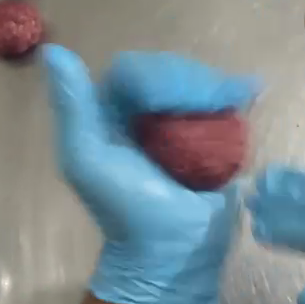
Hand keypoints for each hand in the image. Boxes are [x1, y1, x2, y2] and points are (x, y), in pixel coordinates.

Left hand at [43, 46, 259, 303]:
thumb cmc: (126, 210)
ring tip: (237, 101)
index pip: (136, 70)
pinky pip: (222, 104)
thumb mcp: (87, 160)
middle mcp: (144, 111)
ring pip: (198, 83)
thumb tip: (53, 51)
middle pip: (172, 71)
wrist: (174, 252)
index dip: (160, 77)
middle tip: (217, 103)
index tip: (177, 102)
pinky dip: (236, 94)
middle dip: (195, 82)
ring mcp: (180, 122)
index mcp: (110, 112)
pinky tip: (252, 92)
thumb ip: (72, 107)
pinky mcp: (211, 136)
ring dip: (217, 89)